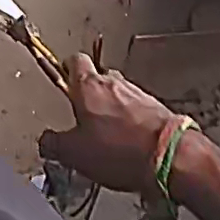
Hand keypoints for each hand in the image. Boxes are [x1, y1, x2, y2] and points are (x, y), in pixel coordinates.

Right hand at [38, 54, 177, 193]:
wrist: (172, 158)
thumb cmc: (121, 150)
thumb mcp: (74, 153)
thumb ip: (54, 144)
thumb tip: (46, 142)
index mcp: (88, 86)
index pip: (74, 60)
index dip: (67, 70)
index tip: (64, 81)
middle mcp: (114, 82)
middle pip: (97, 78)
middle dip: (90, 96)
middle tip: (83, 117)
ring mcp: (139, 94)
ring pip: (119, 94)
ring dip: (113, 109)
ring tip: (108, 136)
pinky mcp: (158, 109)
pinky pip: (138, 110)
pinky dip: (132, 122)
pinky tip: (130, 145)